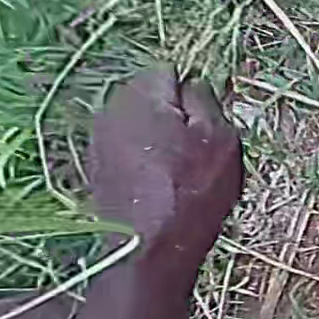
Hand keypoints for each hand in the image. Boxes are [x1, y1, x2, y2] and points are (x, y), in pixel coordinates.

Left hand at [88, 71, 243, 277]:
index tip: (210, 122)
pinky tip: (164, 183)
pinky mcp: (98, 166)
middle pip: (153, 98)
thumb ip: (206, 99)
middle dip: (177, 115)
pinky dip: (149, 158)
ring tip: (184, 169)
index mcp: (140, 96)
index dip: (195, 94)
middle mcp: (110, 110)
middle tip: (201, 148)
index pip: (171, 72)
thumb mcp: (220, 137)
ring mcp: (99, 139)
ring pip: (143, 124)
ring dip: (163, 138)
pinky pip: (132, 148)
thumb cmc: (193, 189)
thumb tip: (194, 83)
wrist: (151, 246)